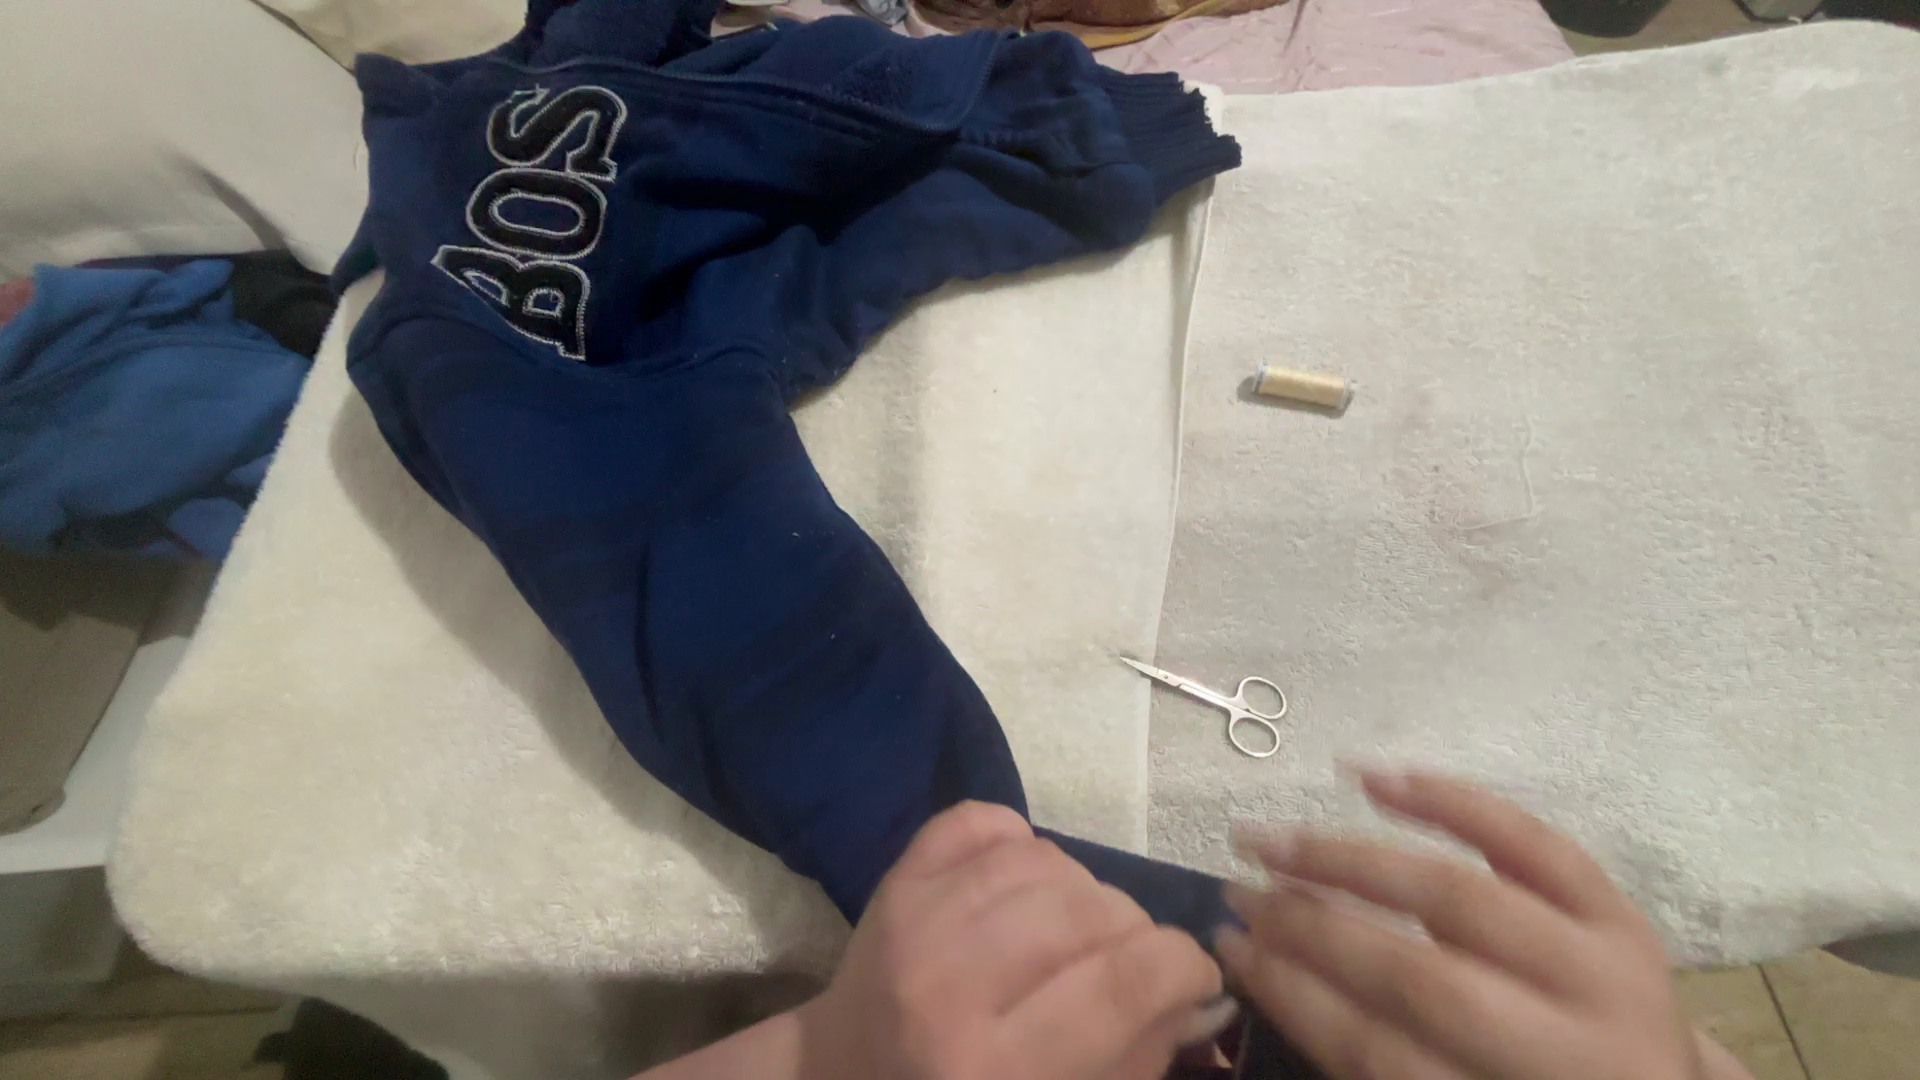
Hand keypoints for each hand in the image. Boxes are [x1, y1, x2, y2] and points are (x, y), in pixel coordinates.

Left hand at [798, 801, 1234, 1079]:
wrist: (843, 1076)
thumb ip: (1134, 1055)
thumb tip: (1198, 989)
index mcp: (993, 1070)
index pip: (1120, 983)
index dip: (1182, 964)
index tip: (1196, 970)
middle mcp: (949, 984)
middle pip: (1083, 911)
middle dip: (1133, 927)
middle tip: (1132, 955)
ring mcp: (914, 918)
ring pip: (1040, 860)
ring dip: (1081, 885)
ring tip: (1079, 923)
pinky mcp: (895, 877)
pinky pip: (978, 820)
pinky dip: (1018, 835)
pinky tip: (1028, 874)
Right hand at [1220, 772, 1751, 1079]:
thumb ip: (1362, 1041)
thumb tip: (1255, 953)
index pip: (1377, 1051)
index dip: (1290, 992)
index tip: (1227, 943)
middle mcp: (1578, 1055)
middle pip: (1417, 977)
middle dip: (1308, 926)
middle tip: (1237, 889)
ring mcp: (1607, 972)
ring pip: (1459, 898)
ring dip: (1349, 861)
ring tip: (1273, 839)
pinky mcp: (1619, 913)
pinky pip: (1529, 843)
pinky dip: (1447, 801)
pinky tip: (1371, 779)